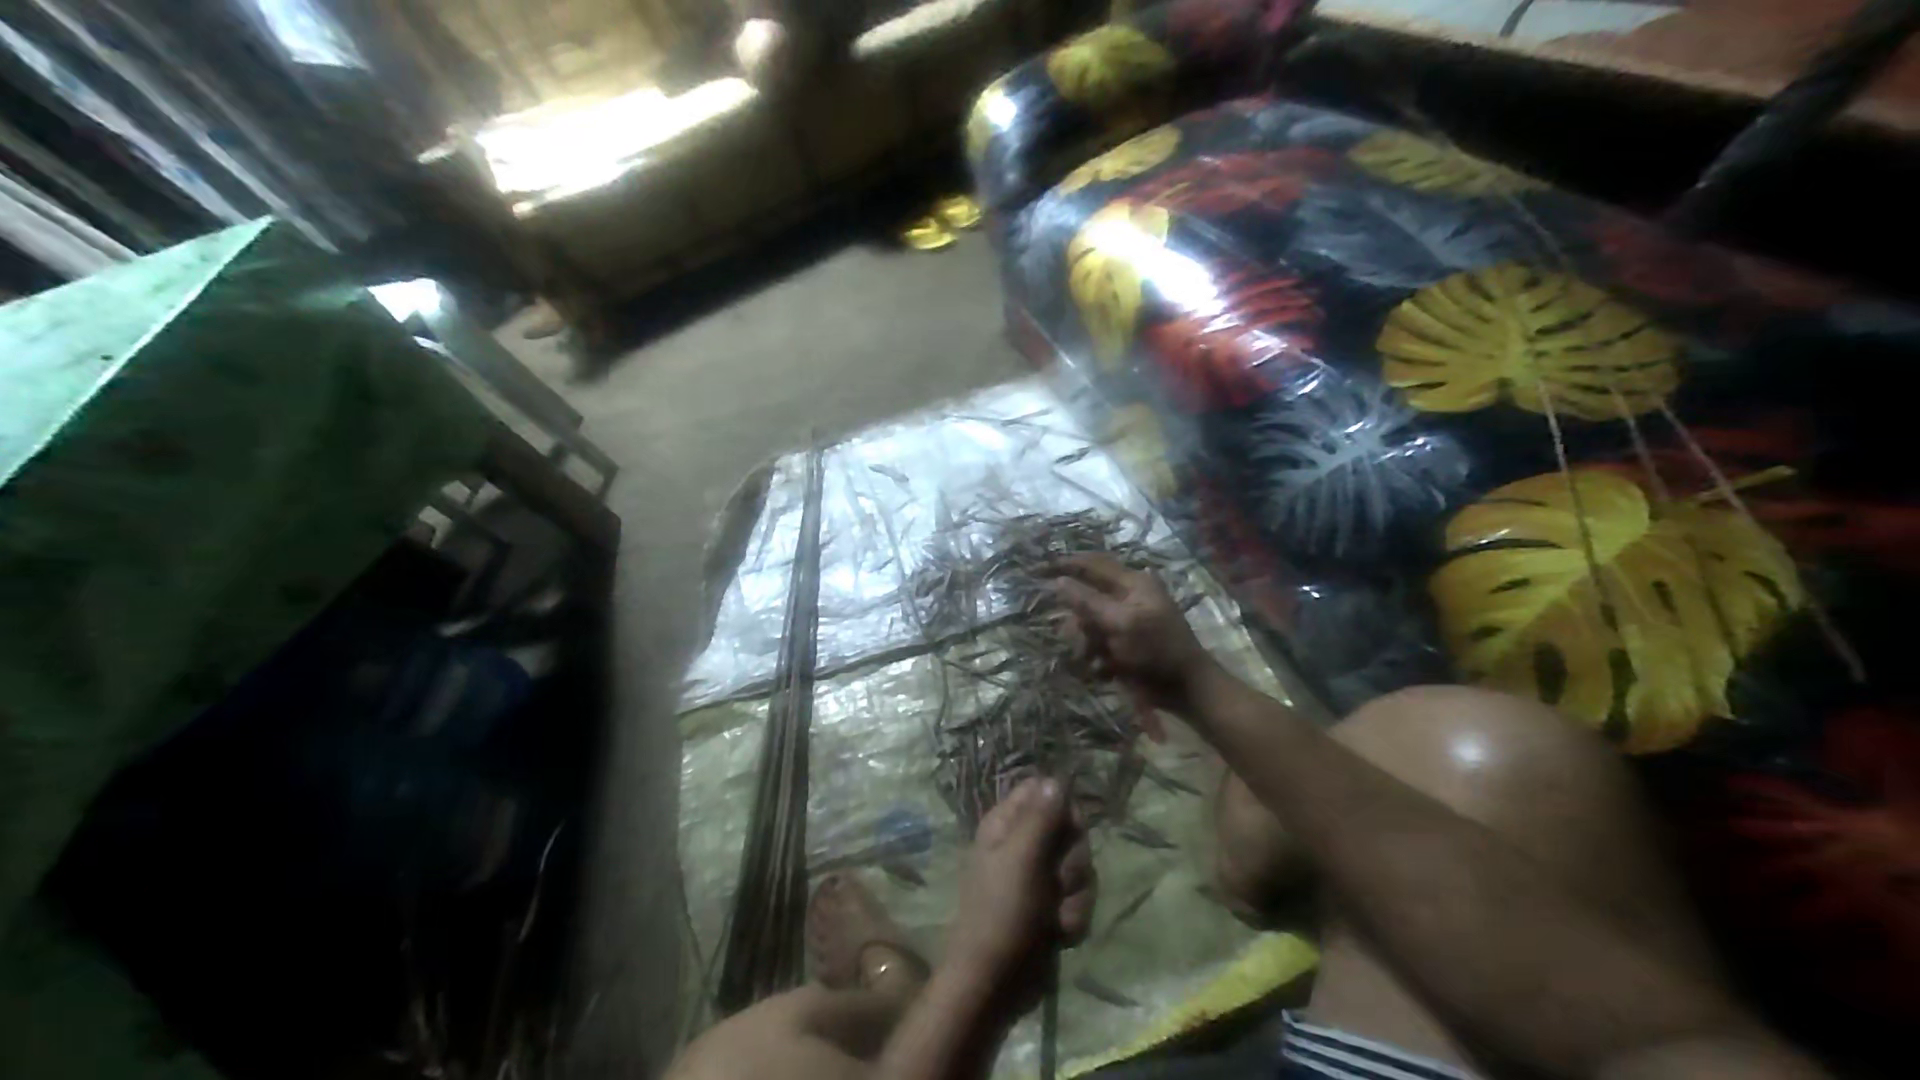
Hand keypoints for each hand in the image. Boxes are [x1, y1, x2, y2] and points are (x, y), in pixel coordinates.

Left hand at [941, 777, 1094, 1014]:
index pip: (1043, 791)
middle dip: (1073, 861)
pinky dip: (1073, 916)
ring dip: (1074, 895)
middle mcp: (1022, 844)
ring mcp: (1038, 877)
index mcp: (1006, 823)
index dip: (1063, 807)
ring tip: (1054, 916)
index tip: (1069, 829)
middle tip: (1056, 881)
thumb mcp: (1022, 858)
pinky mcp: (1051, 905)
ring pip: (1079, 867)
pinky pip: (1079, 898)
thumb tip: (1056, 778)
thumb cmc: (1002, 912)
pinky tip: (1059, 934)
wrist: (995, 982)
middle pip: (1069, 830)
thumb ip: (1041, 817)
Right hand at [1048, 554, 1215, 731]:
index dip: (1065, 564)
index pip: (1092, 563)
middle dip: (1079, 621)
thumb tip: (1058, 581)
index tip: (1037, 571)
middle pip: (1087, 599)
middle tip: (1079, 640)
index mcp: (1133, 583)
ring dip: (1086, 644)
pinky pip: (1098, 645)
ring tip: (1093, 661)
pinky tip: (1104, 671)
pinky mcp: (1124, 645)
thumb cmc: (1157, 649)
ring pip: (1089, 626)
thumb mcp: (1120, 622)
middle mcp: (1128, 597)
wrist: (1186, 689)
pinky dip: (1096, 658)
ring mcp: (1126, 622)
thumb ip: (1087, 601)